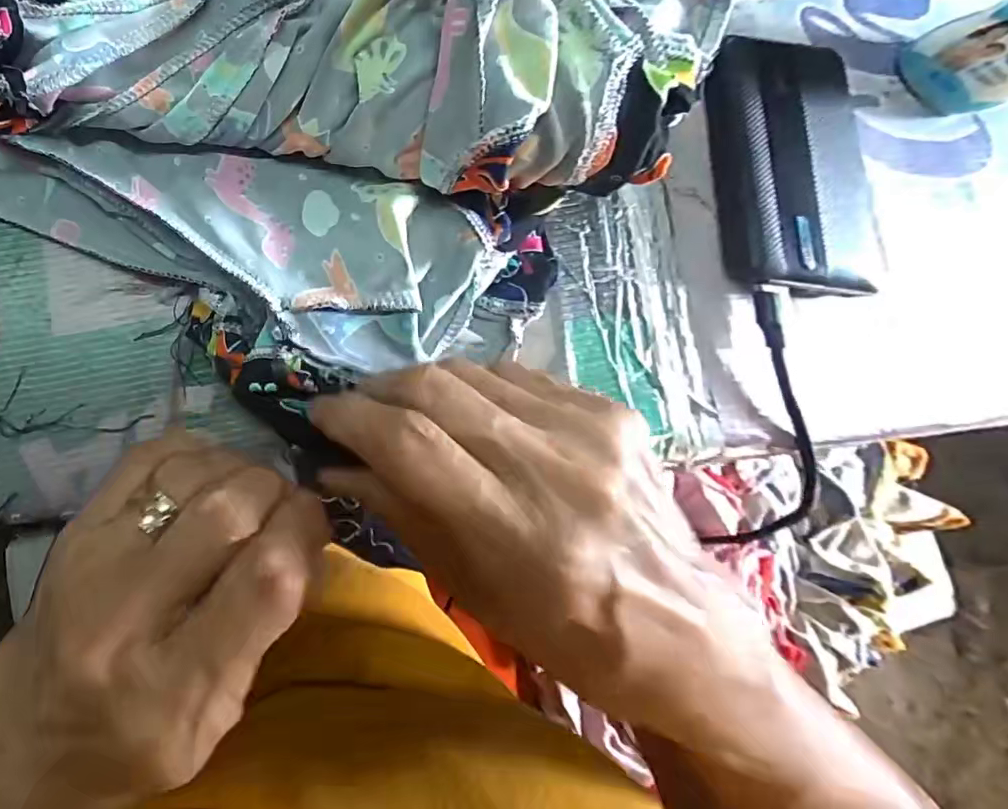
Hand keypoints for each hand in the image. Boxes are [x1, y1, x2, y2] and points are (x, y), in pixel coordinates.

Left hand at [0, 432, 327, 808]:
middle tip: (287, 497)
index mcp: (173, 686)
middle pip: (222, 515)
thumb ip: (260, 634)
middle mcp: (127, 610)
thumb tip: (303, 542)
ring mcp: (94, 555)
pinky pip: (143, 458)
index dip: (302, 534)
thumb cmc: (132, 737)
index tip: (318, 518)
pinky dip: (190, 450)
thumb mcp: (212, 722)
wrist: (29, 723)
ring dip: (235, 466)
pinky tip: (210, 464)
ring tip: (252, 481)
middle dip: (272, 492)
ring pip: (184, 475)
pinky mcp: (78, 523)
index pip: (261, 585)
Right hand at [310, 359, 781, 747]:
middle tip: (351, 407)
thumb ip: (397, 511)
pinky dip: (469, 385)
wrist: (690, 638)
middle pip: (433, 389)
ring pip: (467, 370)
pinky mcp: (610, 410)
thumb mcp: (467, 586)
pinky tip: (463, 410)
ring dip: (416, 382)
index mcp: (518, 528)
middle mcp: (556, 466)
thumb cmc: (565, 632)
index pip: (408, 440)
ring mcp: (590, 429)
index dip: (349, 417)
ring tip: (399, 406)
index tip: (317, 414)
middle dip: (374, 391)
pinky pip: (511, 374)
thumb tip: (332, 467)